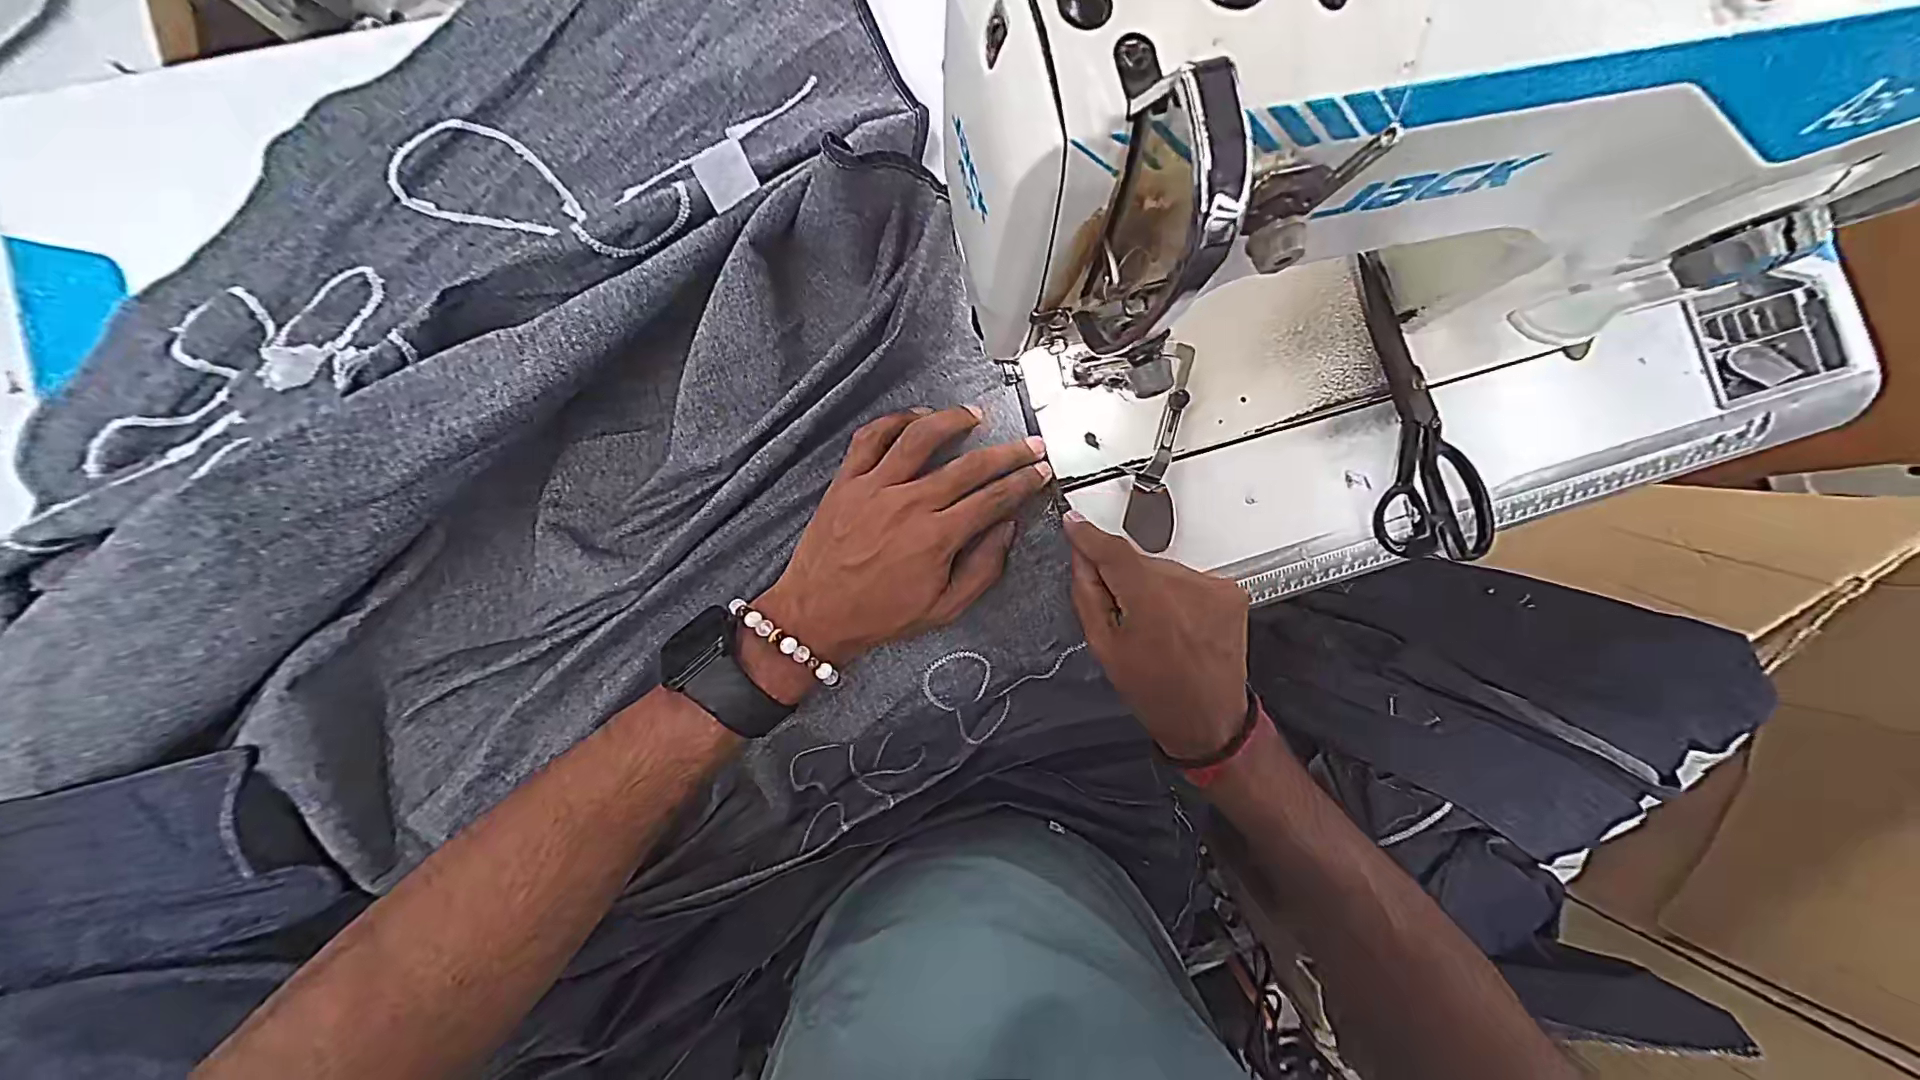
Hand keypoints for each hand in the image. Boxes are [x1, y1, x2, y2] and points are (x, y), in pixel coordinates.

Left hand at [742, 405, 1052, 703]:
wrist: (817, 614)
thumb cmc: (876, 614)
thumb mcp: (944, 608)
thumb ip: (983, 568)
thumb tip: (1006, 531)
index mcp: (935, 538)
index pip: (993, 498)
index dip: (1023, 482)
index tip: (1037, 472)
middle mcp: (908, 505)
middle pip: (970, 465)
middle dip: (1008, 452)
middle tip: (1026, 445)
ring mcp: (875, 488)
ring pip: (921, 437)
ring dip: (954, 420)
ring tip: (975, 415)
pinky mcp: (848, 481)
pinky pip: (872, 437)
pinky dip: (896, 420)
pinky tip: (915, 417)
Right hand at [1064, 512, 1249, 759]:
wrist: (1208, 718)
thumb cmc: (1158, 693)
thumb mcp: (1103, 646)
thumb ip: (1087, 592)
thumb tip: (1081, 557)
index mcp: (1151, 603)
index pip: (1113, 550)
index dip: (1088, 535)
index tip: (1074, 523)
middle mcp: (1187, 589)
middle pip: (1137, 559)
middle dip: (1122, 576)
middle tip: (1121, 611)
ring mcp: (1213, 589)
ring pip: (1162, 567)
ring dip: (1151, 585)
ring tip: (1156, 626)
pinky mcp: (1229, 592)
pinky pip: (1187, 577)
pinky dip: (1176, 592)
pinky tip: (1177, 623)